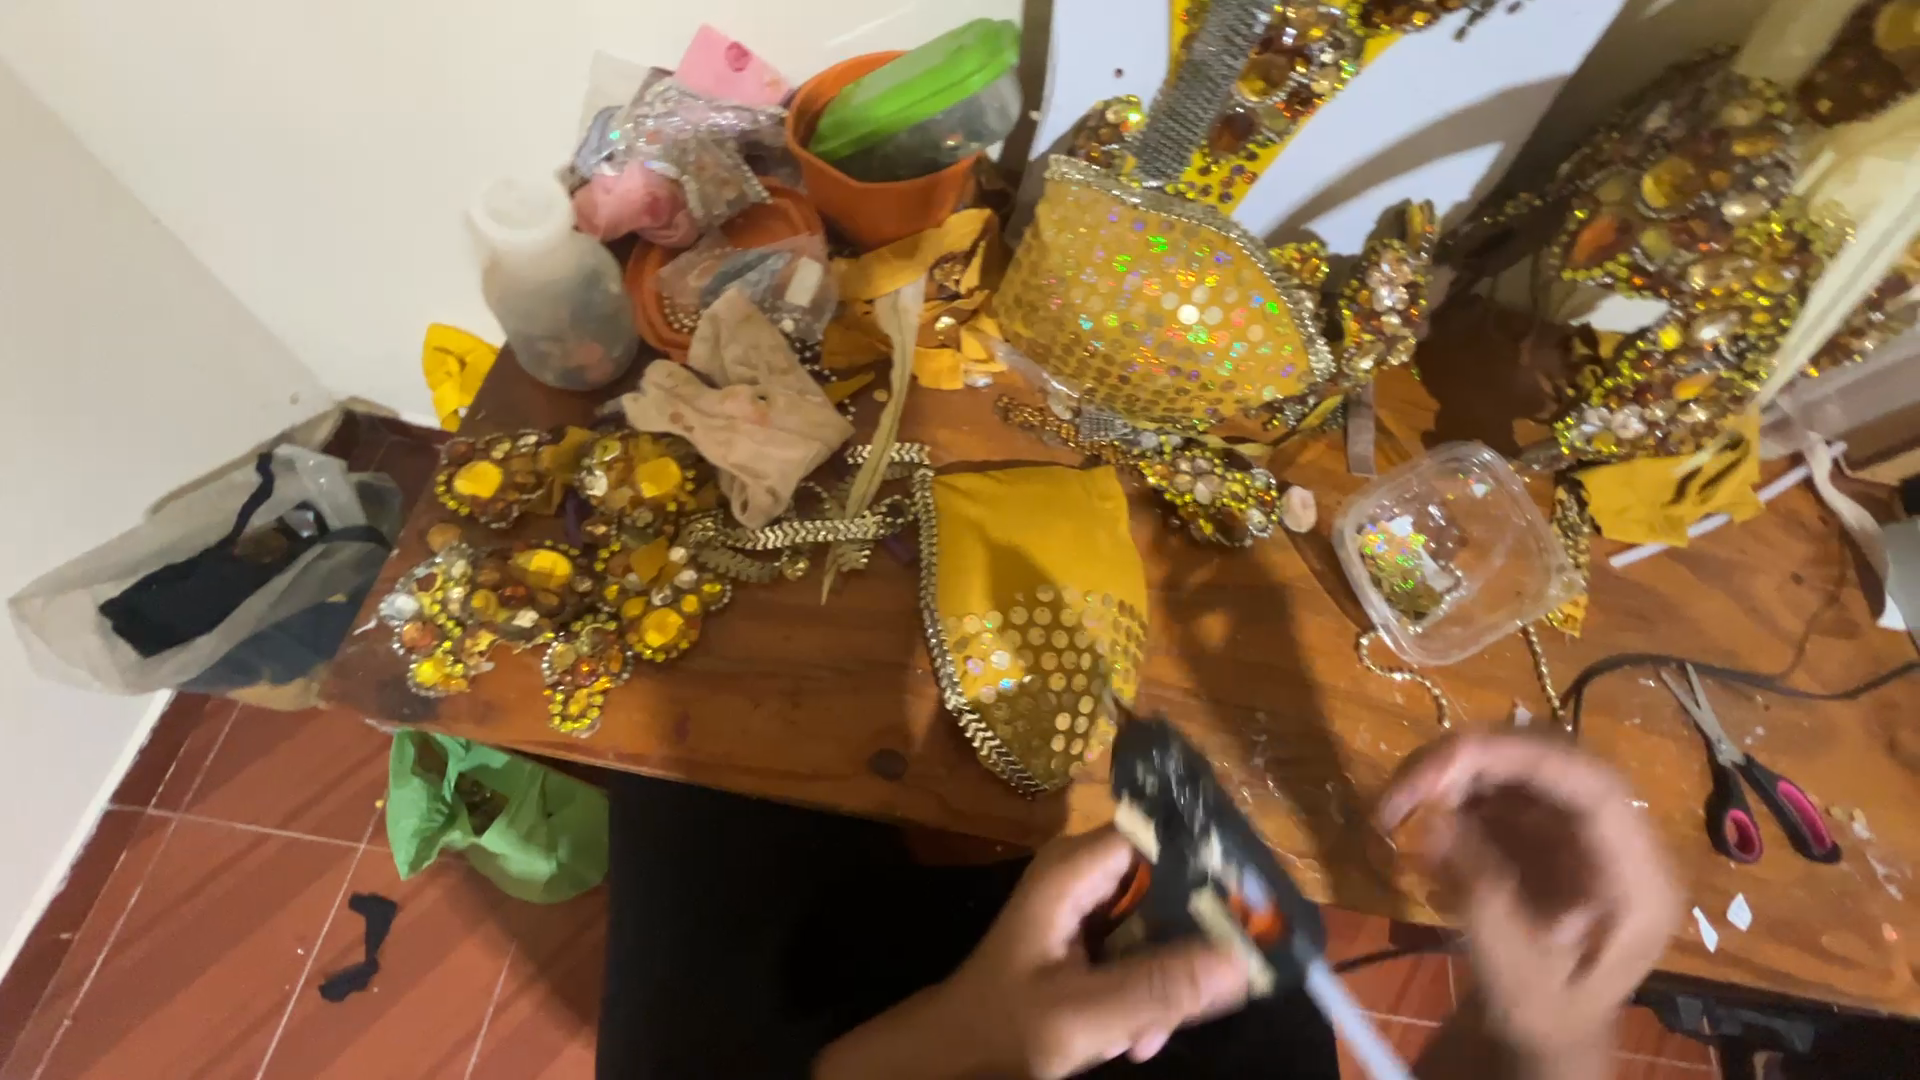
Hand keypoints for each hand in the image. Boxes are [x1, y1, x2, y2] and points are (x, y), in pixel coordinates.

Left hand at [814, 828, 1248, 1079]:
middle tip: (1201, 997)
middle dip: (1185, 944)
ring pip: (1158, 923)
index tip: (1252, 906)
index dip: (1206, 861)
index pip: (1156, 835)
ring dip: (1165, 981)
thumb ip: (1159, 988)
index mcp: (1074, 868)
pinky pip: (1139, 949)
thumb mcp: (1085, 1014)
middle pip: (1165, 882)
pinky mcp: (1088, 936)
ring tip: (1145, 1036)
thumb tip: (1243, 960)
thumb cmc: (1006, 1025)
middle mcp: (1083, 872)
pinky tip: (1133, 1037)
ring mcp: (1085, 903)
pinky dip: (1146, 992)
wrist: (957, 1054)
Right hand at [1378, 736, 1681, 1067]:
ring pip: (1508, 761)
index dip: (1519, 761)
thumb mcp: (1513, 967)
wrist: (1542, 1024)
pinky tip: (1408, 814)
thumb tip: (1437, 818)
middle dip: (1467, 761)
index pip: (1593, 789)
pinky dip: (1439, 786)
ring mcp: (1568, 824)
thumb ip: (1482, 892)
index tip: (1442, 771)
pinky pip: (1485, 779)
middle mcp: (1608, 836)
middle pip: (1544, 760)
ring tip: (1393, 805)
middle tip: (1404, 788)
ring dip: (1443, 771)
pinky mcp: (1532, 819)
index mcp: (1633, 878)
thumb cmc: (1540, 1007)